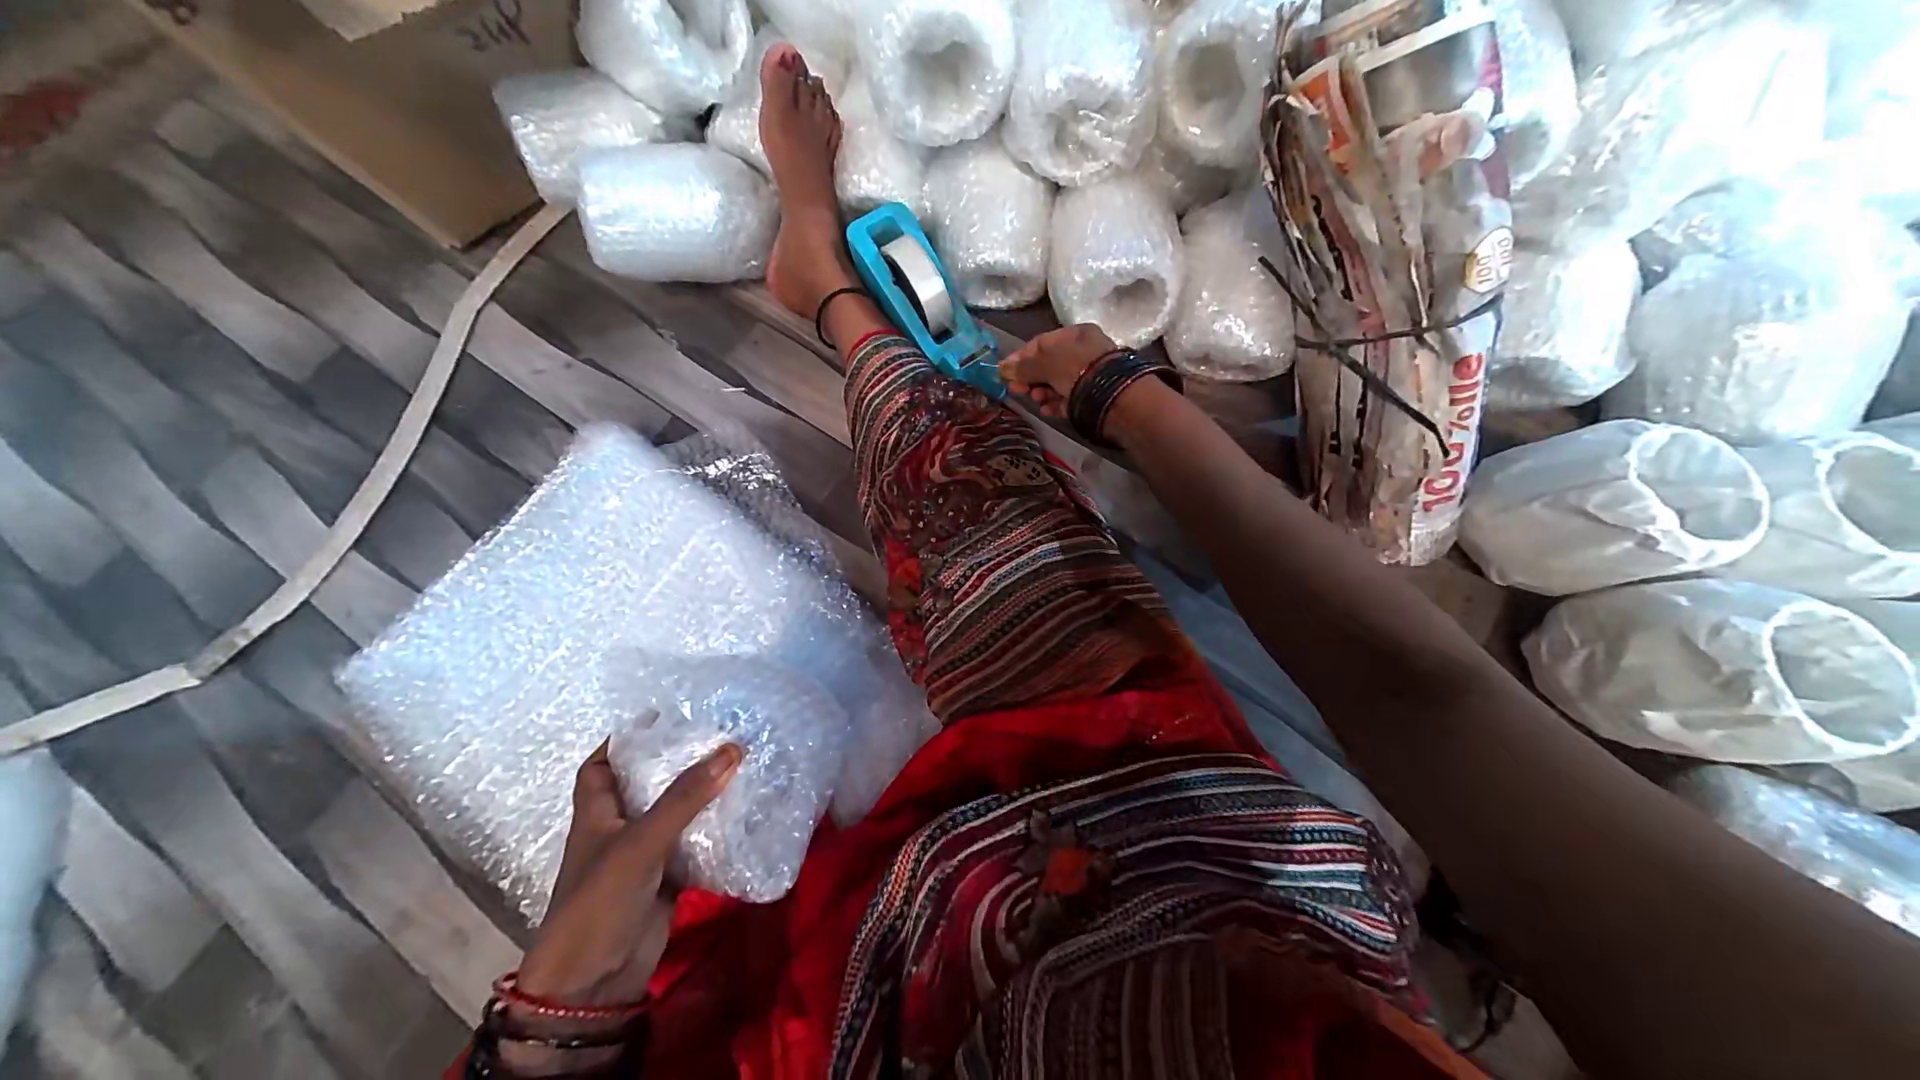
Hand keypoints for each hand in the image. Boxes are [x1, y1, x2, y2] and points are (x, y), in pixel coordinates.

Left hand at [517, 735, 741, 1007]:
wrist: (594, 982)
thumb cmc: (601, 900)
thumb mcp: (641, 841)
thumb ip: (685, 797)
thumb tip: (732, 749)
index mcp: (597, 814)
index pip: (599, 766)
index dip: (622, 741)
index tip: (660, 720)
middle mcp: (620, 829)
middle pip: (646, 785)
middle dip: (676, 763)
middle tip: (715, 737)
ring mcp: (644, 856)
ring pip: (674, 814)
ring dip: (701, 795)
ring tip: (738, 764)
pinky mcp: (666, 880)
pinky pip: (693, 845)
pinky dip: (714, 831)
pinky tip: (742, 814)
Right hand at [999, 323, 1118, 418]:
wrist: (1110, 395)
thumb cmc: (1074, 368)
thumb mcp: (1044, 363)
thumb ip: (1022, 367)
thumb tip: (1002, 368)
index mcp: (1074, 334)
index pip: (1041, 343)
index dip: (1021, 357)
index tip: (1007, 371)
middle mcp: (1084, 351)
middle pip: (1049, 364)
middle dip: (1031, 378)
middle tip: (1017, 390)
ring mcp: (1090, 374)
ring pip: (1058, 383)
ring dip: (1042, 392)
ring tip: (1035, 400)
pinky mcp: (1093, 396)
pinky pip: (1068, 398)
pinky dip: (1055, 404)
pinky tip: (1046, 410)